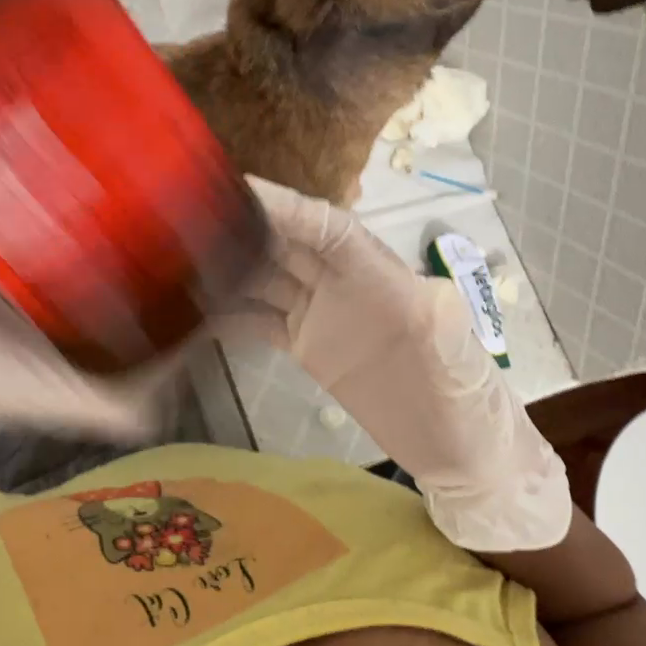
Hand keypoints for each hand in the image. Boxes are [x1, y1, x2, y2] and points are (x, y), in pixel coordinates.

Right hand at [226, 178, 571, 551]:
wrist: (457, 452)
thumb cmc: (463, 396)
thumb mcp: (453, 347)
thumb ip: (431, 314)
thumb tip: (410, 288)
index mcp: (381, 274)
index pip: (328, 227)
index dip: (288, 208)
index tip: (241, 193)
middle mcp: (346, 284)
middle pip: (289, 244)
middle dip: (246, 229)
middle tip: (191, 221)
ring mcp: (323, 315)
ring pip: (267, 279)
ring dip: (229, 269)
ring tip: (181, 263)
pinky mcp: (307, 346)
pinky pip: (261, 320)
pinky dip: (230, 314)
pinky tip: (195, 313)